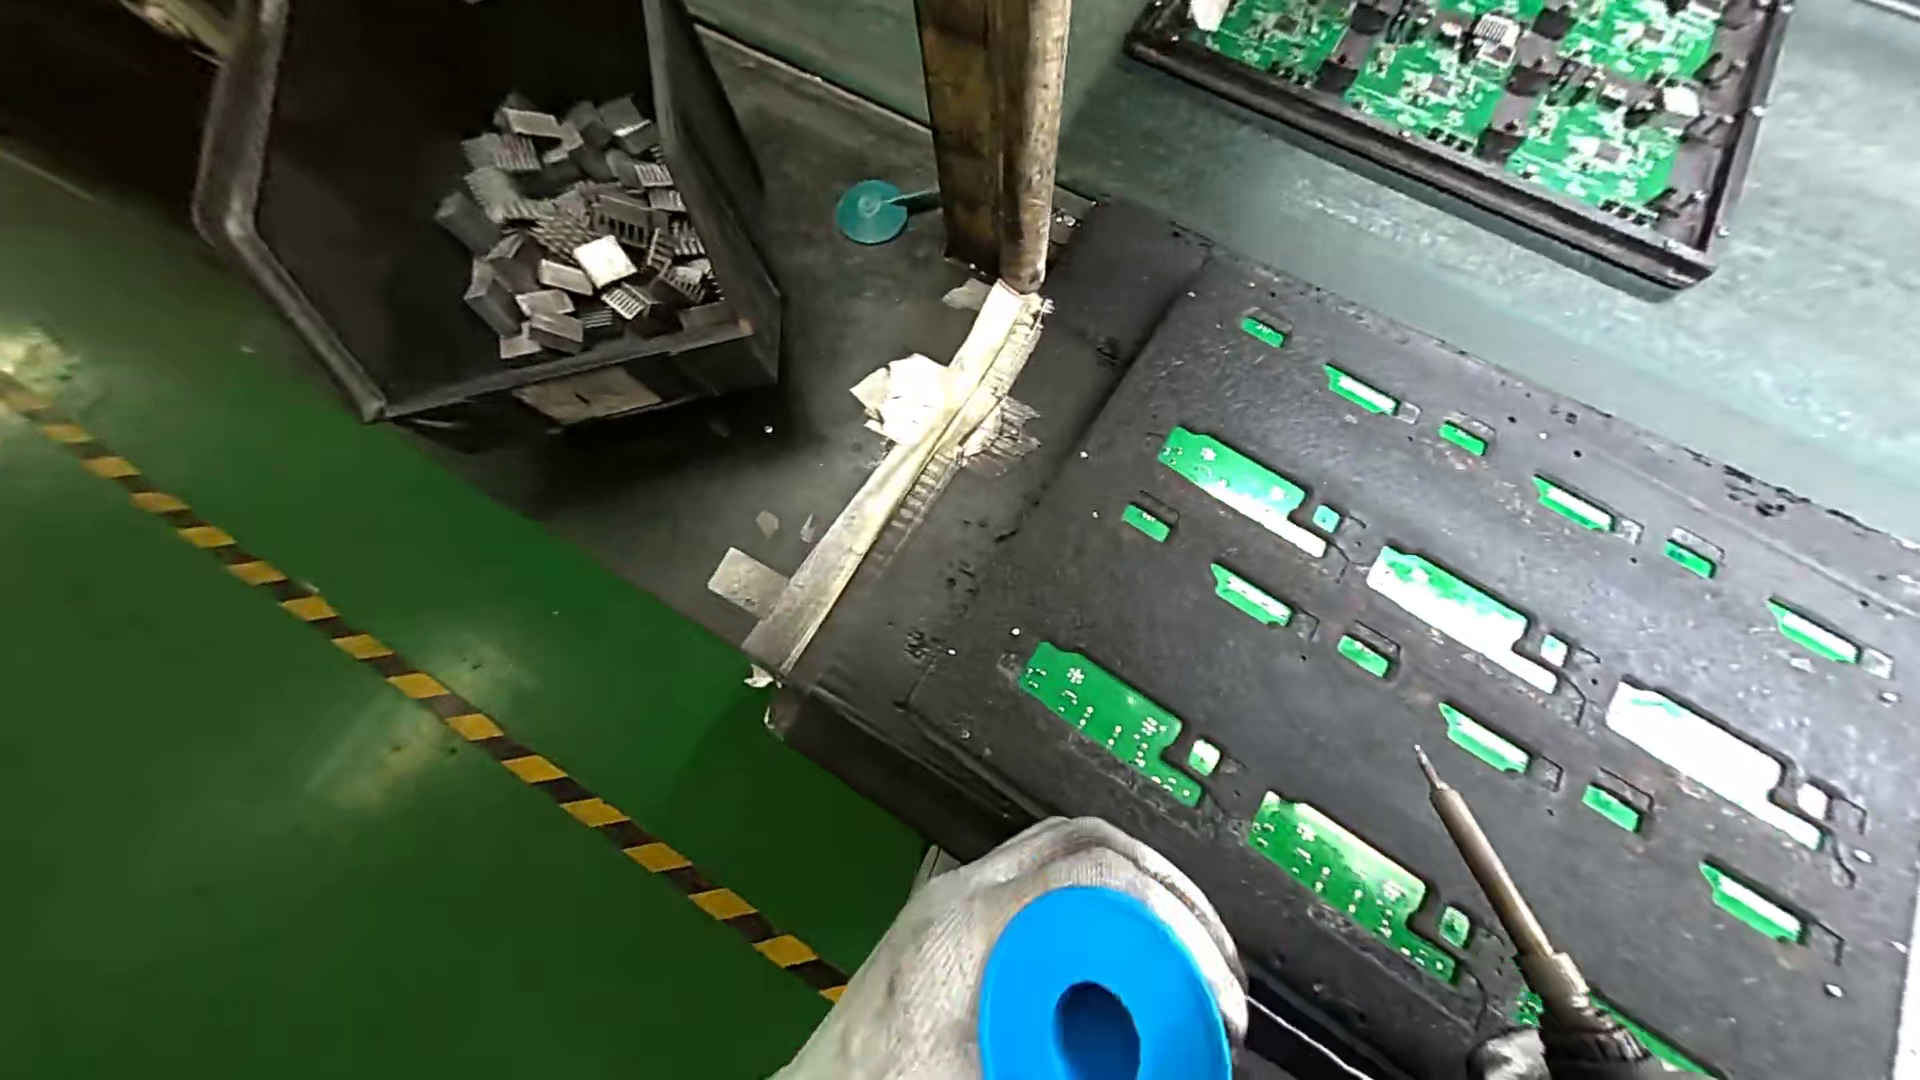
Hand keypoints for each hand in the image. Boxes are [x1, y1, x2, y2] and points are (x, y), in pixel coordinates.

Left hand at [774, 817, 1248, 1078]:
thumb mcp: (992, 1079)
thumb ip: (1081, 1069)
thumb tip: (1168, 1057)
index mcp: (962, 932)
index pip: (1084, 873)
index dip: (1168, 919)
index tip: (1217, 992)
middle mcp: (958, 892)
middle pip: (1079, 839)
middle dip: (1165, 886)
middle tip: (1215, 958)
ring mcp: (954, 893)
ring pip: (1062, 843)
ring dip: (1134, 880)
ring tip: (1186, 944)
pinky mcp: (957, 911)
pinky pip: (1041, 872)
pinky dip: (1097, 893)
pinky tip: (1124, 943)